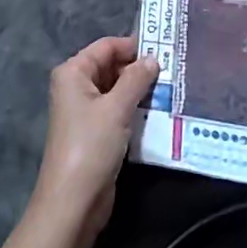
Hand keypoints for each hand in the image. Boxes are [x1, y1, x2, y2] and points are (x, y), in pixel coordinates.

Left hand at [32, 37, 158, 235]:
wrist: (74, 201)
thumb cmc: (91, 145)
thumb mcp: (116, 108)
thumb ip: (136, 79)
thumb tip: (153, 58)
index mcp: (73, 72)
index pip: (106, 47)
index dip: (133, 46)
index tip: (164, 49)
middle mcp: (76, 86)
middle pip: (111, 66)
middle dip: (138, 68)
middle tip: (173, 70)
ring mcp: (85, 110)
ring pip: (116, 89)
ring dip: (139, 89)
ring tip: (171, 88)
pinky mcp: (96, 131)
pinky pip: (117, 109)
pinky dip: (135, 108)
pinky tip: (158, 110)